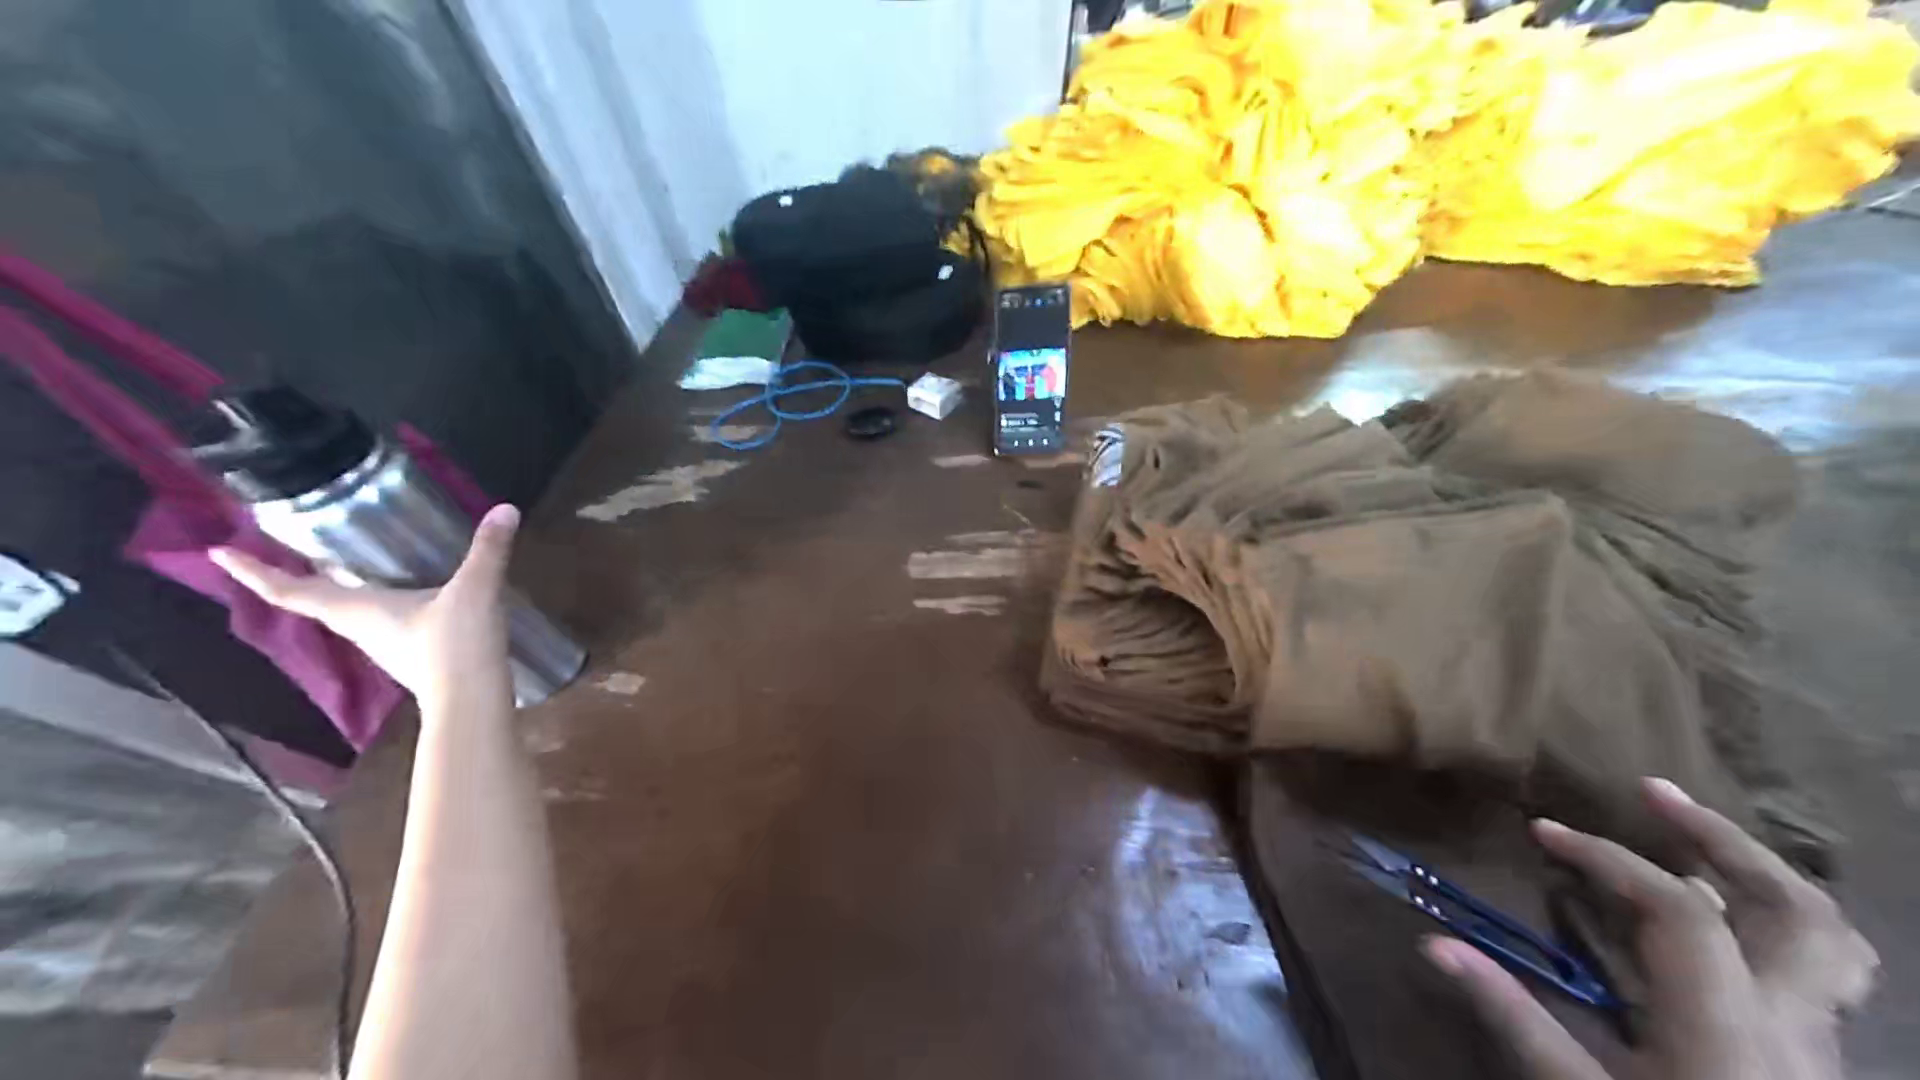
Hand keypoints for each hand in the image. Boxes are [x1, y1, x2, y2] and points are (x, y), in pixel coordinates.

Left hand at [211, 503, 520, 705]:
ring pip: (353, 613)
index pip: (292, 591)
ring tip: (353, 569)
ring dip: (344, 592)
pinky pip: (386, 624)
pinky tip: (409, 597)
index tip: (219, 552)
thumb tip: (505, 509)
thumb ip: (488, 550)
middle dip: (302, 578)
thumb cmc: (455, 645)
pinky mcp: (414, 655)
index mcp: (359, 610)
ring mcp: (387, 646)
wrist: (471, 701)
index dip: (254, 572)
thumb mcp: (475, 590)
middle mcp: (362, 628)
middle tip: (296, 551)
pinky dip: (384, 606)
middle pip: (320, 601)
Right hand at [1424, 778, 1877, 1079]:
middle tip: (1652, 791)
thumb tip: (1432, 942)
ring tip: (1697, 830)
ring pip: (1829, 939)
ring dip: (1762, 872)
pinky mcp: (1813, 1054)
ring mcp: (1818, 1040)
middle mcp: (1793, 1023)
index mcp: (1731, 1026)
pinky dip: (1773, 917)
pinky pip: (1818, 966)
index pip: (1679, 909)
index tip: (1543, 832)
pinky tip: (1722, 906)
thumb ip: (1515, 1016)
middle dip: (1723, 839)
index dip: (1609, 858)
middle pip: (1794, 911)